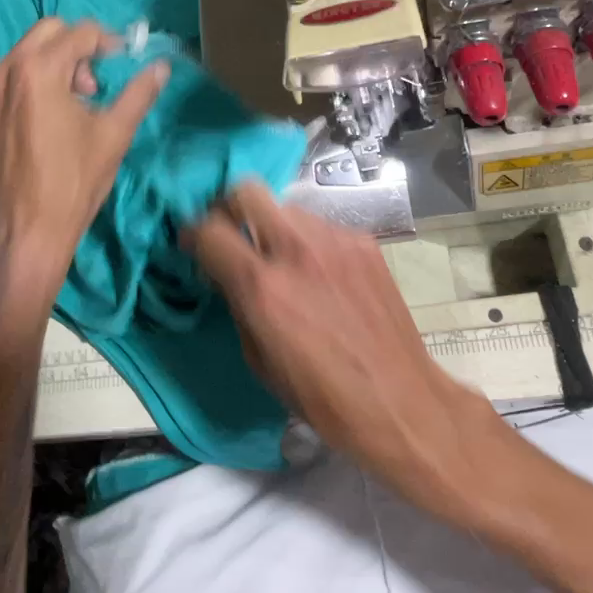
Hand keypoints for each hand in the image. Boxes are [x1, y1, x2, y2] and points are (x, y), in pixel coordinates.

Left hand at [0, 18, 168, 278]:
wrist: (29, 232)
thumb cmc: (75, 182)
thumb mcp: (114, 134)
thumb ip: (139, 92)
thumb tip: (162, 67)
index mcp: (38, 70)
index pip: (80, 33)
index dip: (108, 42)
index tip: (123, 63)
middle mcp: (4, 71)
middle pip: (48, 32)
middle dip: (78, 49)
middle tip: (96, 85)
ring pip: (26, 53)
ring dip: (54, 64)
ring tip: (74, 104)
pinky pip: (8, 78)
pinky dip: (31, 83)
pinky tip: (48, 119)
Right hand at [185, 184, 499, 508]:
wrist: (399, 401)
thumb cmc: (321, 397)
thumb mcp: (259, 361)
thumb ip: (238, 304)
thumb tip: (226, 275)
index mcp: (263, 286)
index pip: (209, 228)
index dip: (192, 234)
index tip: (194, 245)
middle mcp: (296, 250)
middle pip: (245, 191)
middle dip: (229, 210)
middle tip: (233, 237)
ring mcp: (335, 240)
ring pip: (285, 207)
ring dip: (272, 226)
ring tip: (283, 262)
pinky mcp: (363, 241)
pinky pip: (320, 226)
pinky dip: (308, 242)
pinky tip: (321, 275)